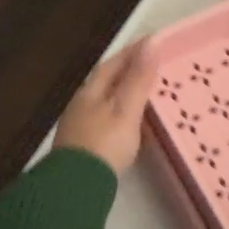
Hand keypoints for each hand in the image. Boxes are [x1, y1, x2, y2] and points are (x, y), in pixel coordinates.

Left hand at [55, 43, 158, 173]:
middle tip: (150, 64)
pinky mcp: (82, 146)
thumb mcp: (125, 110)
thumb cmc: (104, 144)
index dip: (131, 52)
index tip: (151, 41)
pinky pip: (103, 120)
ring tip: (143, 91)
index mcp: (90, 92)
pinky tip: (128, 122)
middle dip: (126, 70)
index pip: (111, 64)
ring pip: (102, 100)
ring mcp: (78, 126)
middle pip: (104, 81)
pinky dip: (118, 114)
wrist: (76, 186)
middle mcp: (80, 104)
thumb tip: (150, 44)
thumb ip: (137, 79)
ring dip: (121, 93)